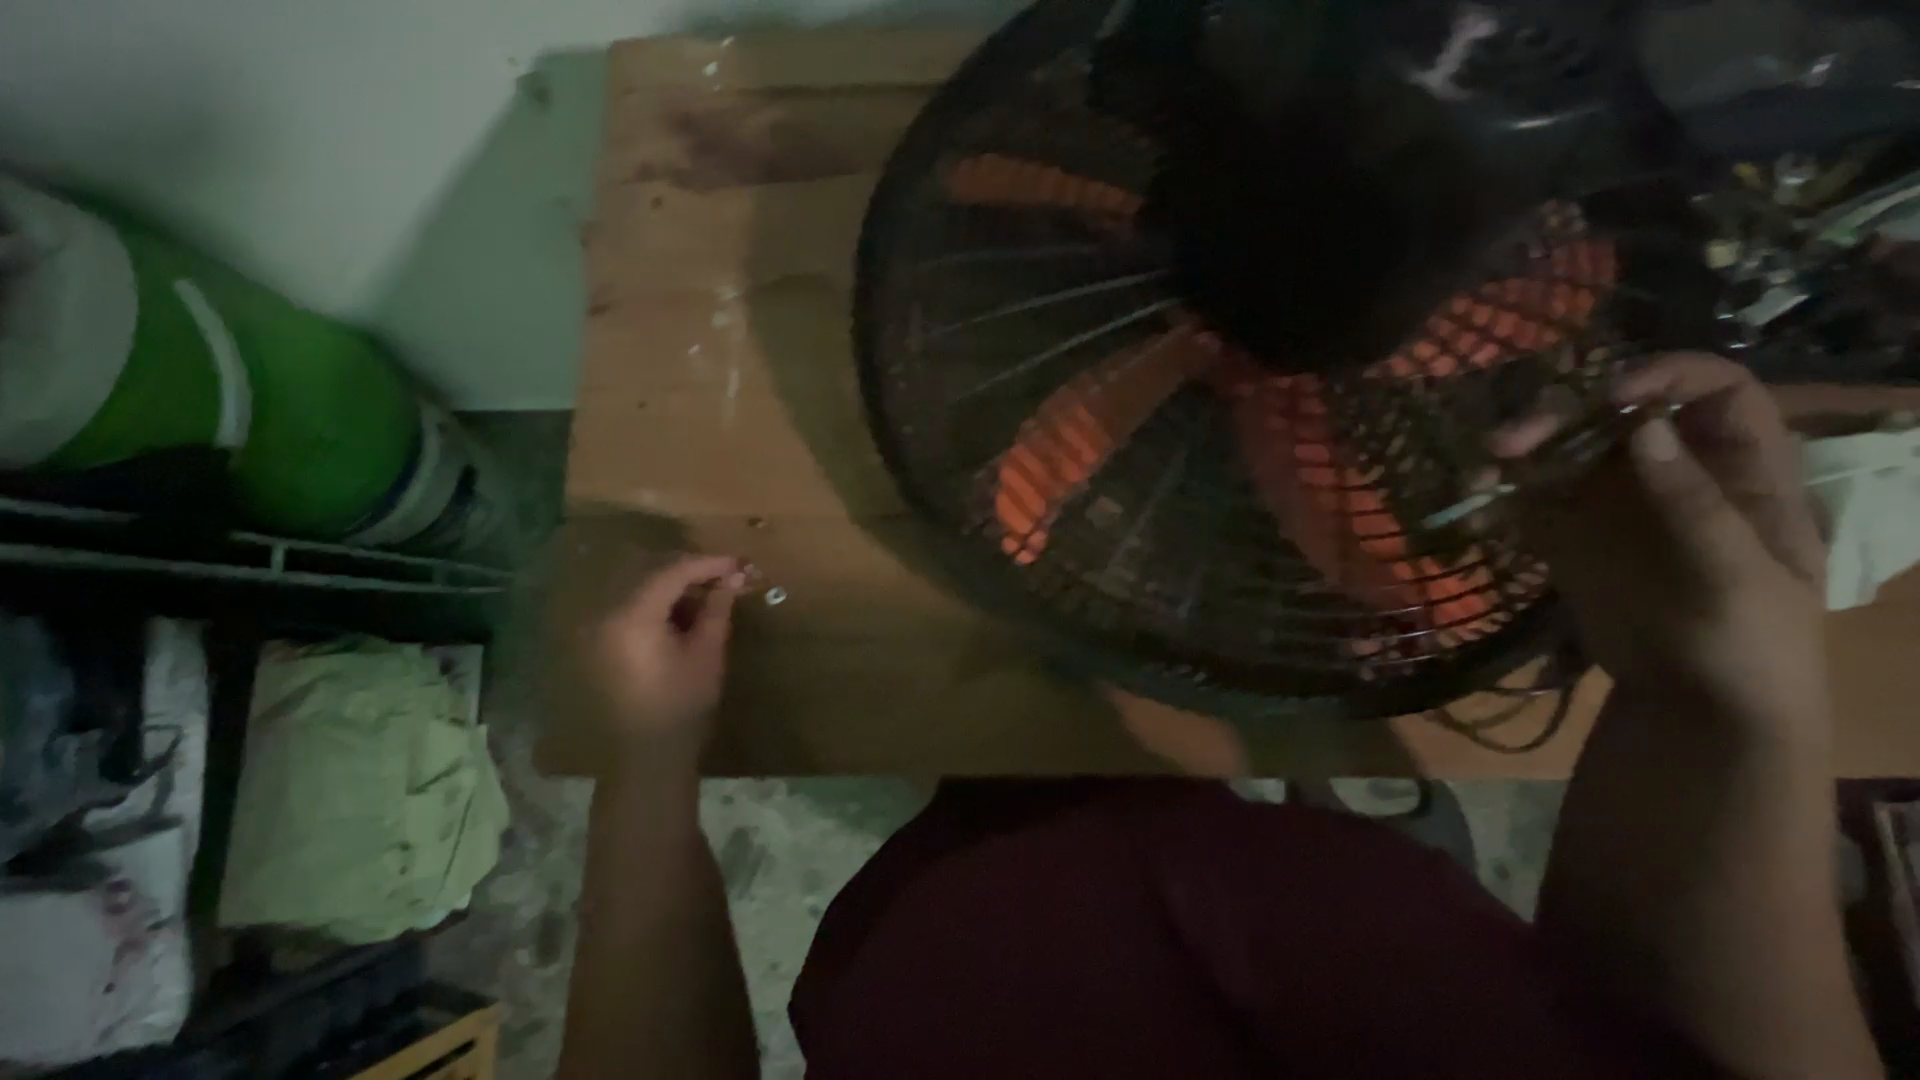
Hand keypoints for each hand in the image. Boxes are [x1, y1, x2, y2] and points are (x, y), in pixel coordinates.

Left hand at [583, 554, 746, 758]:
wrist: (646, 756)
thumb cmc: (682, 705)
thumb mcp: (707, 653)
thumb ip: (716, 609)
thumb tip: (731, 578)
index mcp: (632, 616)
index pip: (672, 572)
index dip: (707, 563)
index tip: (737, 564)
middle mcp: (606, 614)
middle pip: (650, 574)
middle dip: (690, 571)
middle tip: (725, 576)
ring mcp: (597, 629)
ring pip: (638, 589)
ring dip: (672, 586)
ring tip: (707, 595)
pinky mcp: (597, 644)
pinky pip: (628, 608)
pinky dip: (655, 604)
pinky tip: (680, 615)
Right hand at [1491, 353, 1828, 730]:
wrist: (1694, 708)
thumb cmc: (1747, 643)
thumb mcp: (1738, 576)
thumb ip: (1692, 502)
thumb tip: (1643, 427)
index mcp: (1741, 471)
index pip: (1715, 391)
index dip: (1666, 375)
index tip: (1608, 394)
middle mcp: (1673, 472)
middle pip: (1618, 414)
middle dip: (1563, 415)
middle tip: (1510, 439)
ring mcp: (1616, 504)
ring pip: (1565, 451)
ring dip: (1520, 449)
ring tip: (1482, 467)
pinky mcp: (1570, 536)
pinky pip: (1530, 500)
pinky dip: (1499, 495)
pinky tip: (1473, 500)